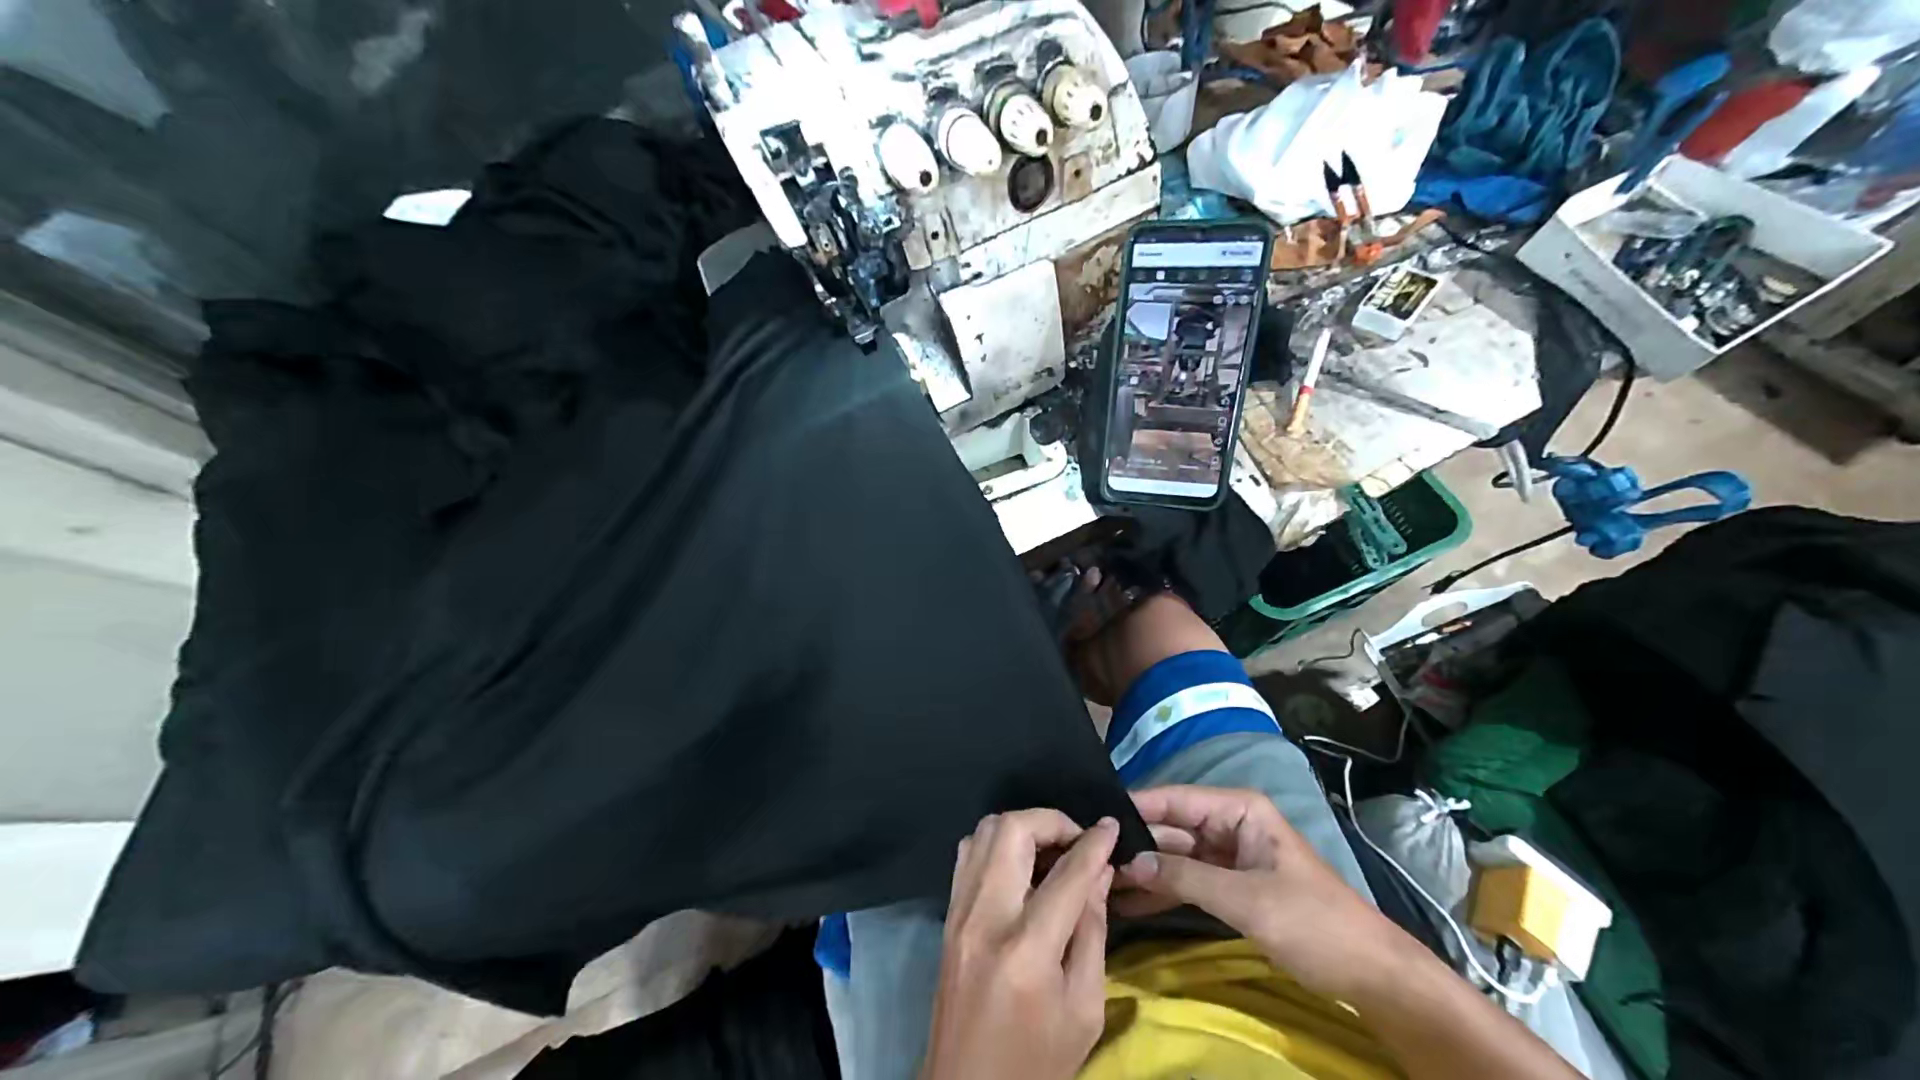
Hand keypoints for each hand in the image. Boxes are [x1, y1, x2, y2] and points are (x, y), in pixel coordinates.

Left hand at [920, 811, 1118, 1079]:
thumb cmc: (1037, 1062)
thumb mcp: (1084, 1008)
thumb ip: (1092, 930)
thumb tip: (1100, 872)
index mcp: (1026, 948)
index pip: (1066, 874)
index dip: (1094, 843)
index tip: (1112, 827)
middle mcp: (985, 917)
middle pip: (1011, 830)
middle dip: (1051, 821)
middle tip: (1079, 839)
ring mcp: (958, 912)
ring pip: (983, 832)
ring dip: (1023, 827)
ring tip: (1053, 850)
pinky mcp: (947, 915)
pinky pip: (969, 854)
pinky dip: (999, 843)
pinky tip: (1023, 865)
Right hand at [1116, 785, 1419, 1002]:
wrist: (1370, 975)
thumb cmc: (1313, 923)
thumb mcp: (1246, 899)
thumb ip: (1184, 877)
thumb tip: (1129, 862)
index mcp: (1239, 809)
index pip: (1175, 799)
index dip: (1135, 808)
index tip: (1093, 821)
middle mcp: (1229, 823)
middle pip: (1170, 827)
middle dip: (1135, 844)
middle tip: (1091, 859)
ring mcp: (1228, 855)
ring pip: (1174, 856)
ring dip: (1143, 870)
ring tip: (1101, 882)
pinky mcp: (1229, 885)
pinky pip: (1186, 880)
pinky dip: (1161, 890)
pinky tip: (1129, 901)